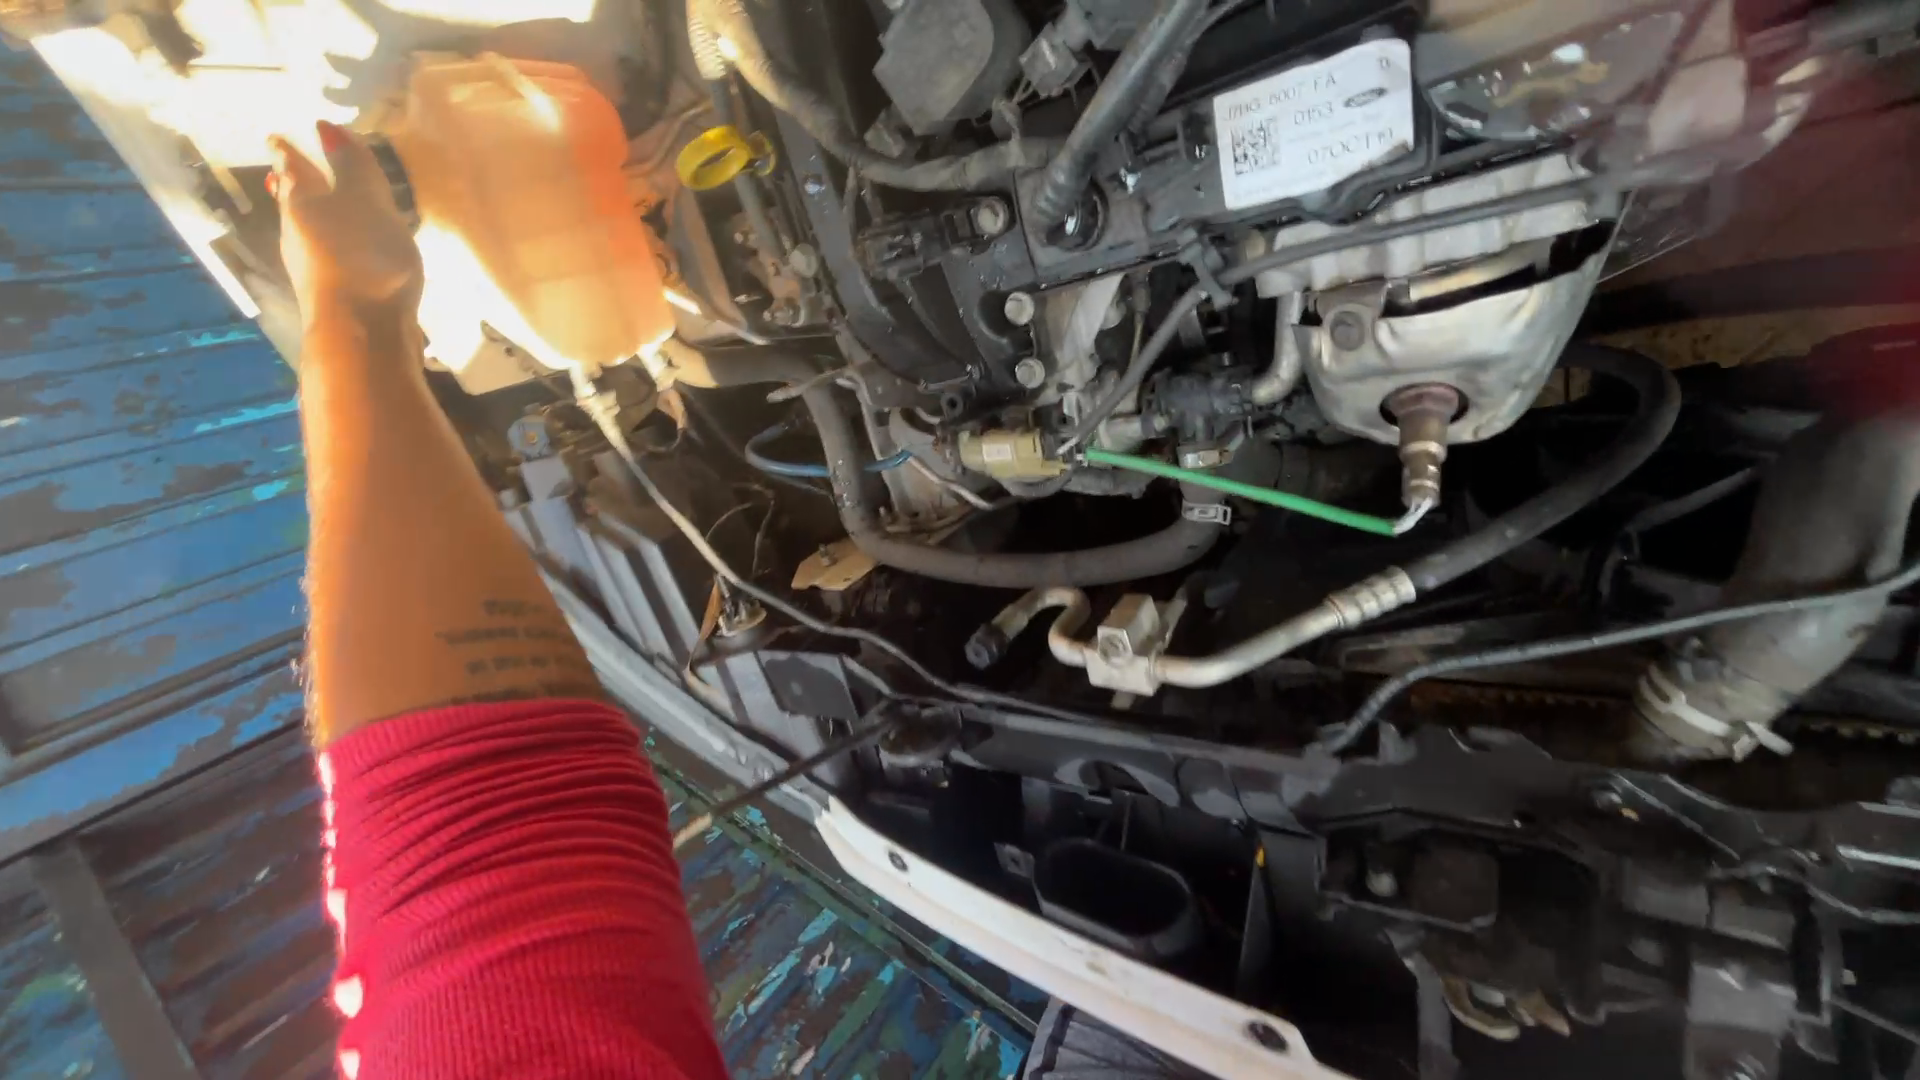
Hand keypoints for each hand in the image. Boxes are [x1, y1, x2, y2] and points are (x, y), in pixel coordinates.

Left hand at [270, 121, 422, 323]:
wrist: (362, 329)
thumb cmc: (365, 256)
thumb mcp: (368, 203)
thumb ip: (352, 168)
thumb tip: (326, 127)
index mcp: (304, 202)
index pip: (293, 168)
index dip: (288, 152)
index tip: (275, 137)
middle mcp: (298, 232)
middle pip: (293, 202)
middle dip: (296, 187)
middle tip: (289, 174)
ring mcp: (311, 268)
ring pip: (308, 233)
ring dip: (314, 223)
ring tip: (324, 217)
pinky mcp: (330, 296)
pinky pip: (328, 262)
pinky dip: (333, 253)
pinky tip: (346, 259)